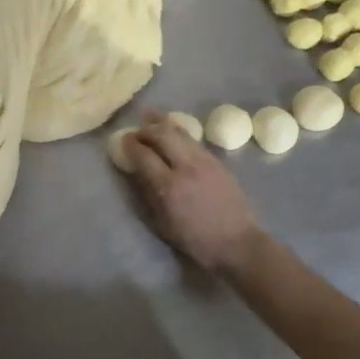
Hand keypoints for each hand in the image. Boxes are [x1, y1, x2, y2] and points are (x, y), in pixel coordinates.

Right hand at [123, 113, 264, 273]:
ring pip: (181, 132)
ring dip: (163, 123)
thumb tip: (137, 173)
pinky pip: (194, 140)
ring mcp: (205, 162)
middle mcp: (186, 168)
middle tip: (137, 131)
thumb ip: (148, 195)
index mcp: (169, 187)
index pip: (144, 156)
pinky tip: (173, 131)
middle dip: (146, 129)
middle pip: (162, 135)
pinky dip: (180, 132)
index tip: (123, 140)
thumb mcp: (163, 224)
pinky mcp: (217, 161)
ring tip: (150, 116)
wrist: (236, 242)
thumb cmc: (195, 240)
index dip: (130, 145)